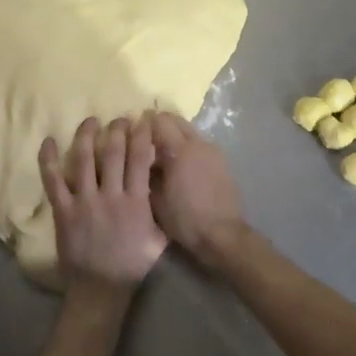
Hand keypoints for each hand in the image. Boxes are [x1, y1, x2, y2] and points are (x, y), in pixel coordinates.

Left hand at [40, 117, 167, 297]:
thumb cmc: (133, 264)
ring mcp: (85, 202)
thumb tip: (163, 186)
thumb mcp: (159, 237)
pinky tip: (49, 141)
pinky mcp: (63, 210)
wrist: (101, 286)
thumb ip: (159, 210)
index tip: (142, 121)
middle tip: (119, 119)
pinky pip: (53, 180)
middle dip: (117, 130)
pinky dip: (49, 159)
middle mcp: (111, 196)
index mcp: (137, 202)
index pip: (140, 159)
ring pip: (84, 159)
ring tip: (91, 121)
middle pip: (114, 152)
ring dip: (87, 136)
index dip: (142, 135)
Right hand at [146, 112, 245, 265]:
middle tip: (146, 142)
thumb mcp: (155, 199)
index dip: (143, 123)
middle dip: (160, 125)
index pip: (159, 120)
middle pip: (177, 120)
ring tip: (163, 157)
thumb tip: (140, 157)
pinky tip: (181, 168)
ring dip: (175, 137)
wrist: (222, 234)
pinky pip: (200, 146)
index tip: (132, 133)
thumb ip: (146, 172)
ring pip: (190, 132)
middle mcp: (199, 144)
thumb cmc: (184, 219)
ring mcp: (214, 152)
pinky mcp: (222, 162)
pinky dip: (188, 148)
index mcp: (180, 150)